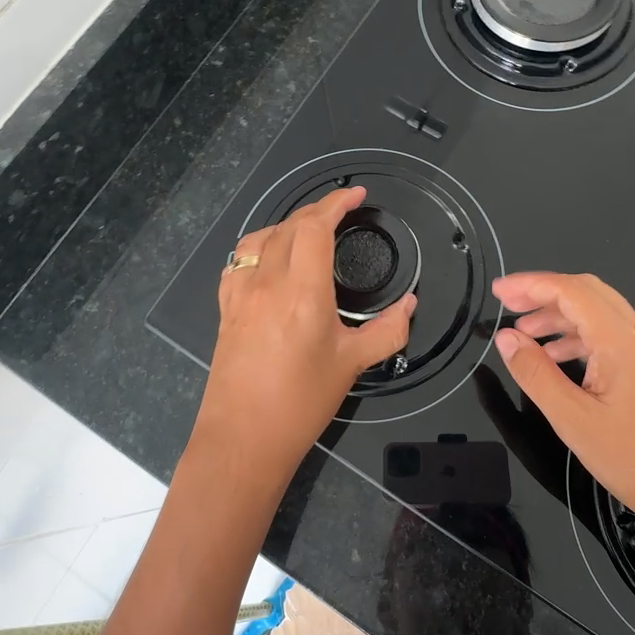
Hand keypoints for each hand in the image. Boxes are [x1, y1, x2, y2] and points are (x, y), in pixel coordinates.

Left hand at [195, 186, 415, 476]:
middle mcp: (268, 282)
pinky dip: (261, 246)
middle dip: (318, 210)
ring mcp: (241, 292)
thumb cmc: (300, 402)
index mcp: (303, 291)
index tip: (356, 195)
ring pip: (262, 237)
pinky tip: (272, 259)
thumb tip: (409, 304)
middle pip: (290, 225)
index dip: (336, 202)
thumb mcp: (352, 365)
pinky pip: (240, 260)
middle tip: (343, 212)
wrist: (243, 438)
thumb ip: (387, 330)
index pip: (315, 226)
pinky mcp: (225, 307)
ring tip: (310, 230)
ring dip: (288, 224)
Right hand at [491, 272, 634, 538]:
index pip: (570, 291)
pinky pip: (611, 337)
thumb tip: (506, 338)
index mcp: (620, 340)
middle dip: (544, 293)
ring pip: (600, 314)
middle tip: (507, 305)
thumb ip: (536, 375)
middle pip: (587, 292)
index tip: (497, 291)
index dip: (530, 284)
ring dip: (560, 316)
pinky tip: (559, 361)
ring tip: (525, 337)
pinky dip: (579, 337)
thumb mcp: (575, 422)